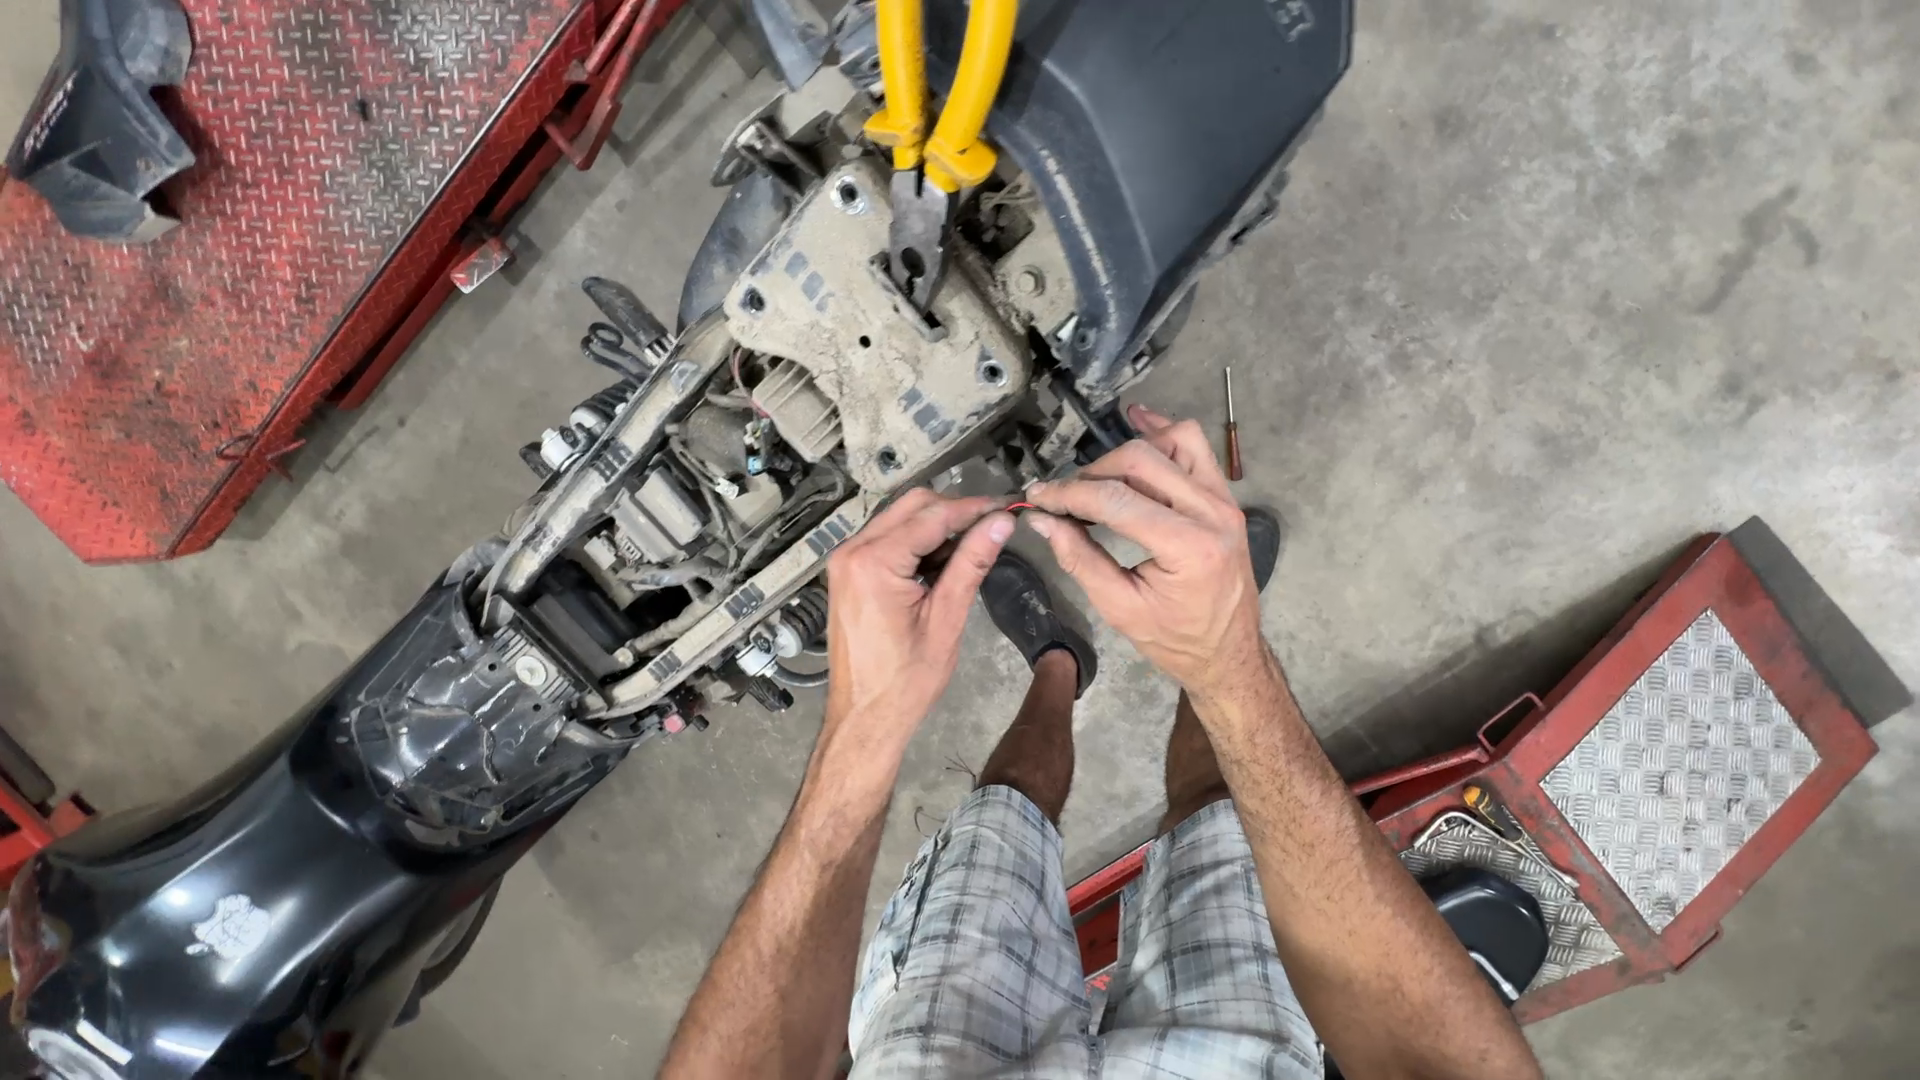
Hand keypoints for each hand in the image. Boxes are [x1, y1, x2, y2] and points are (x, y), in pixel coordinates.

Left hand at [823, 489, 1015, 747]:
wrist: (864, 716)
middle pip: (912, 506)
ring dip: (936, 526)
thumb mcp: (946, 619)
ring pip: (899, 518)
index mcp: (873, 562)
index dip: (973, 508)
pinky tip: (943, 563)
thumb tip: (1001, 523)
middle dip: (954, 511)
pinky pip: (886, 539)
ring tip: (973, 547)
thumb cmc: (906, 679)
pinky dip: (916, 542)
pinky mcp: (847, 571)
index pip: (932, 515)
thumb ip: (971, 563)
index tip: (1007, 507)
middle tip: (993, 526)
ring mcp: (845, 560)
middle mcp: (851, 551)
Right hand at [1022, 405, 1265, 701]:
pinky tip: (1136, 424)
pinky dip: (1163, 432)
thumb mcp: (1120, 608)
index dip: (1069, 494)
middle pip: (1140, 461)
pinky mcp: (1225, 496)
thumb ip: (1079, 559)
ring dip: (1127, 450)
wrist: (1228, 652)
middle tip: (1063, 499)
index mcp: (1189, 548)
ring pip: (1174, 440)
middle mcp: (1213, 513)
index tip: (1036, 498)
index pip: (1117, 500)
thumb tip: (1042, 521)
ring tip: (1096, 477)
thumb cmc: (1176, 639)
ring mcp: (1225, 500)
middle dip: (1091, 474)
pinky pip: (1195, 447)